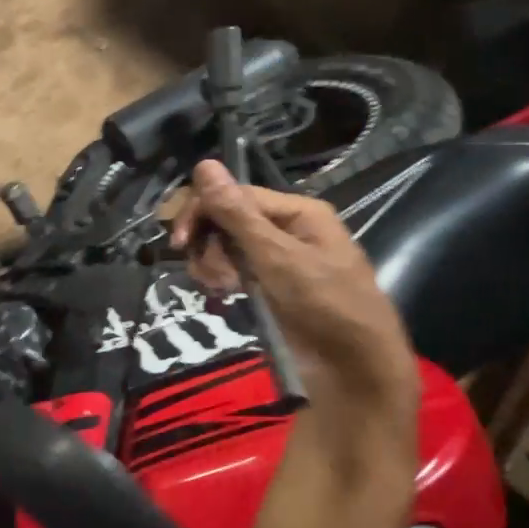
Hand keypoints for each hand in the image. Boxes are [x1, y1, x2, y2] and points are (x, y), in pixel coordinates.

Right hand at [171, 161, 418, 418]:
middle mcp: (284, 228)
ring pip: (219, 244)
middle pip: (222, 218)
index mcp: (297, 212)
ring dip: (209, 264)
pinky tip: (225, 294)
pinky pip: (227, 267)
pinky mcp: (265, 282)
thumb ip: (236, 213)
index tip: (179, 244)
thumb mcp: (276, 256)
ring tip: (222, 288)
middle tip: (208, 273)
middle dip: (205, 243)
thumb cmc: (323, 303)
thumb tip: (204, 163)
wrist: (350, 364)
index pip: (231, 195)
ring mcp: (274, 256)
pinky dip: (217, 278)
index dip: (199, 214)